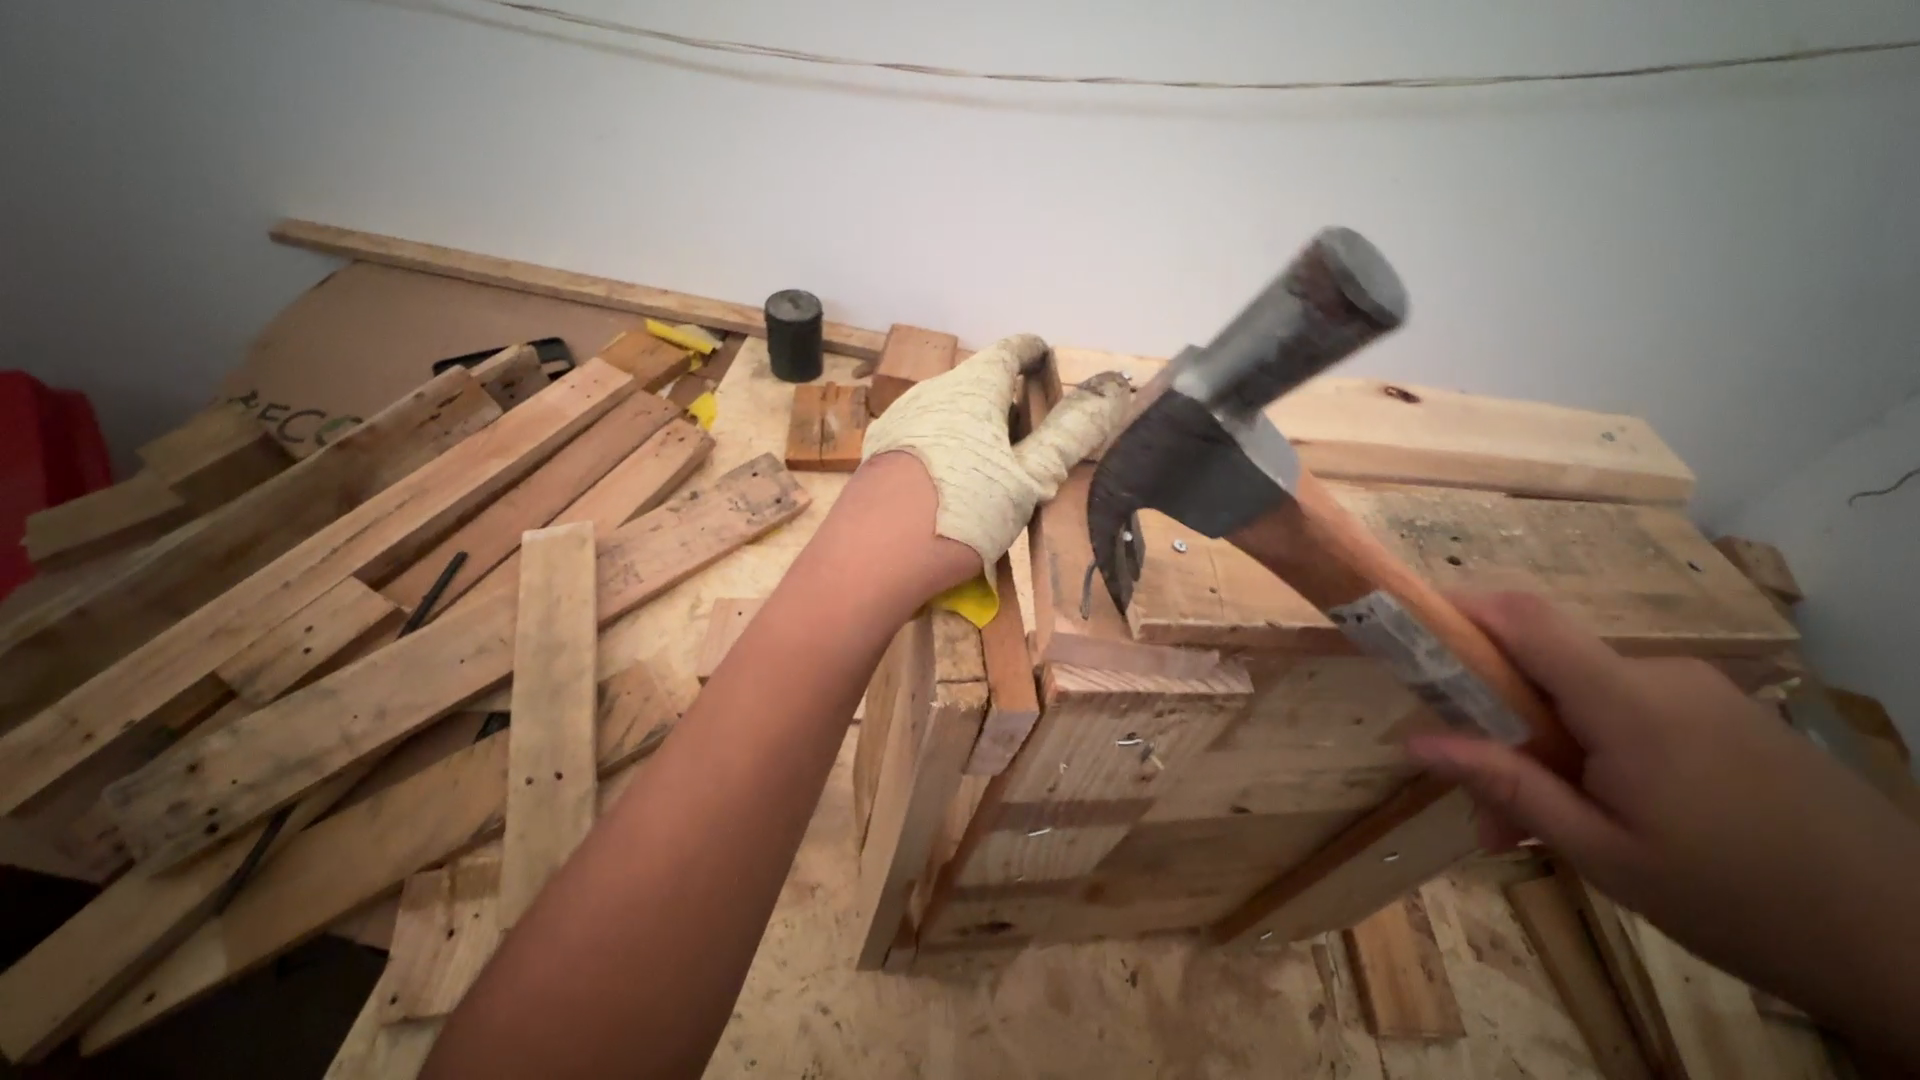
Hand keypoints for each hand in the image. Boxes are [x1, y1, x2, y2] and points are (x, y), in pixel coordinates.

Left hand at [861, 335, 1130, 578]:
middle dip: (1008, 400)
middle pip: (978, 382)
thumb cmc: (965, 508)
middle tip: (1032, 434)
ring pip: (950, 410)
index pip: (1010, 350)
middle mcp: (932, 391)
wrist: (873, 556)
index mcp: (973, 386)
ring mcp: (901, 419)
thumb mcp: (1030, 476)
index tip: (1046, 360)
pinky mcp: (881, 451)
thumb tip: (1111, 391)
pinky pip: (927, 436)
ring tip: (996, 465)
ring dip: (977, 425)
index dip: (1033, 352)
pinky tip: (954, 484)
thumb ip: (1069, 434)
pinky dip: (949, 447)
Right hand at [1406, 592, 1919, 1056]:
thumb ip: (1506, 786)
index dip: (1458, 608)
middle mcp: (1662, 677)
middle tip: (1486, 808)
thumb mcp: (1601, 854)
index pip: (1524, 617)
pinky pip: (1630, 713)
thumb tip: (1413, 741)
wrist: (1910, 944)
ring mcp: (1700, 693)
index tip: (1405, 631)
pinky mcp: (1724, 714)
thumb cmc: (1737, 902)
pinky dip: (1593, 753)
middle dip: (1496, 723)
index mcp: (1629, 703)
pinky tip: (1605, 819)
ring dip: (1546, 750)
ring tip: (1544, 834)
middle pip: (1545, 668)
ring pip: (1585, 698)